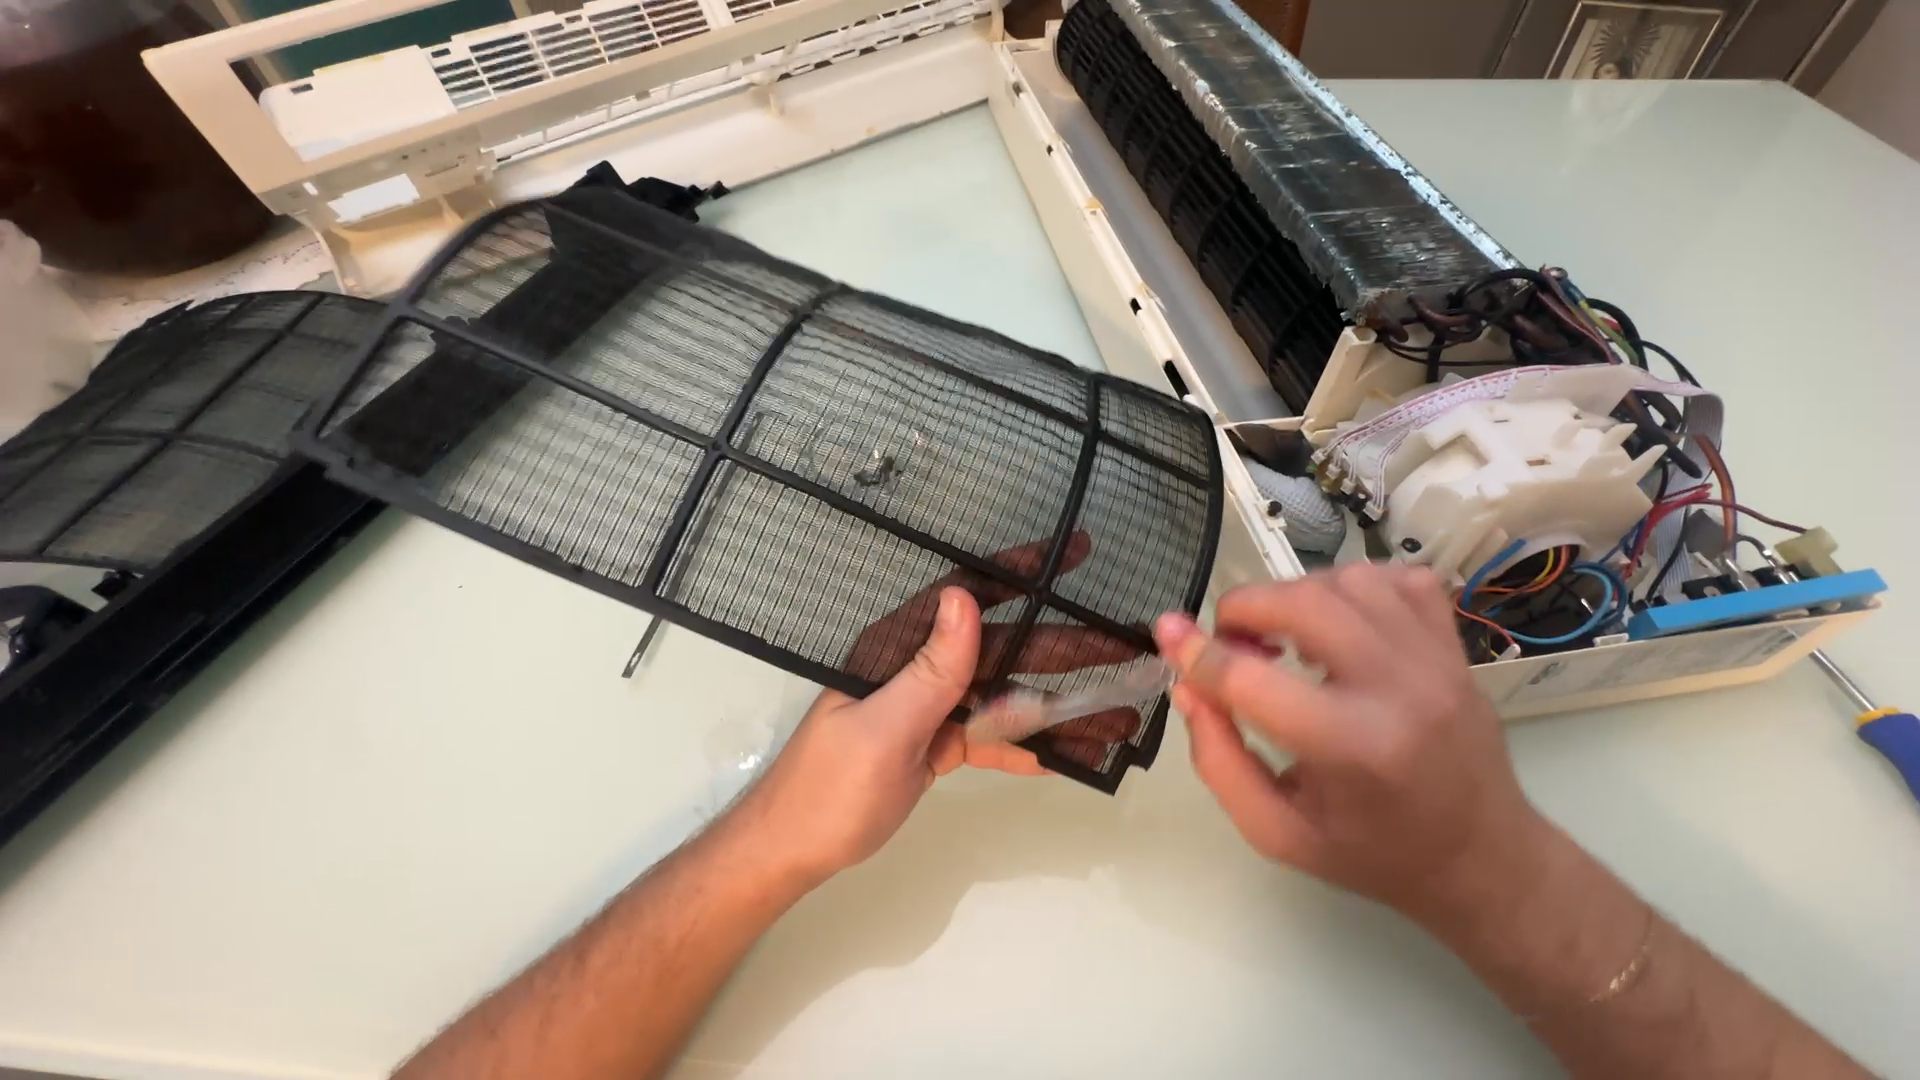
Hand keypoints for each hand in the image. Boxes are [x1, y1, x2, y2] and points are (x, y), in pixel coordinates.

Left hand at [735, 538, 1137, 883]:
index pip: (966, 598)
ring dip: (1056, 710)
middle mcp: (918, 669)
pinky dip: (1024, 749)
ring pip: (1003, 697)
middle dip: (1064, 650)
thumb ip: (930, 670)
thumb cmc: (828, 788)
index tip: (1072, 554)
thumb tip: (964, 598)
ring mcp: (929, 707)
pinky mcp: (935, 743)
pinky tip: (1067, 757)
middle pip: (1001, 650)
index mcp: (898, 649)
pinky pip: (989, 738)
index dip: (1020, 573)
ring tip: (1116, 720)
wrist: (794, 850)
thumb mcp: (883, 729)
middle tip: (1125, 652)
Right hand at [1154, 562, 1547, 923]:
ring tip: (1285, 636)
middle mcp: (1398, 690)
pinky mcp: (1453, 646)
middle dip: (1243, 609)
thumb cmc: (1369, 852)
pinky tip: (1339, 622)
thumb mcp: (1275, 833)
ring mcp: (1435, 660)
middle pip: (1301, 603)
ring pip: (1346, 580)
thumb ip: (1218, 760)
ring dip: (1296, 596)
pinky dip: (1354, 587)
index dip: (1194, 652)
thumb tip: (1186, 686)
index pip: (1249, 678)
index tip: (1166, 634)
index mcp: (1350, 748)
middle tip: (1232, 643)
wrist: (1484, 859)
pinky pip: (1398, 579)